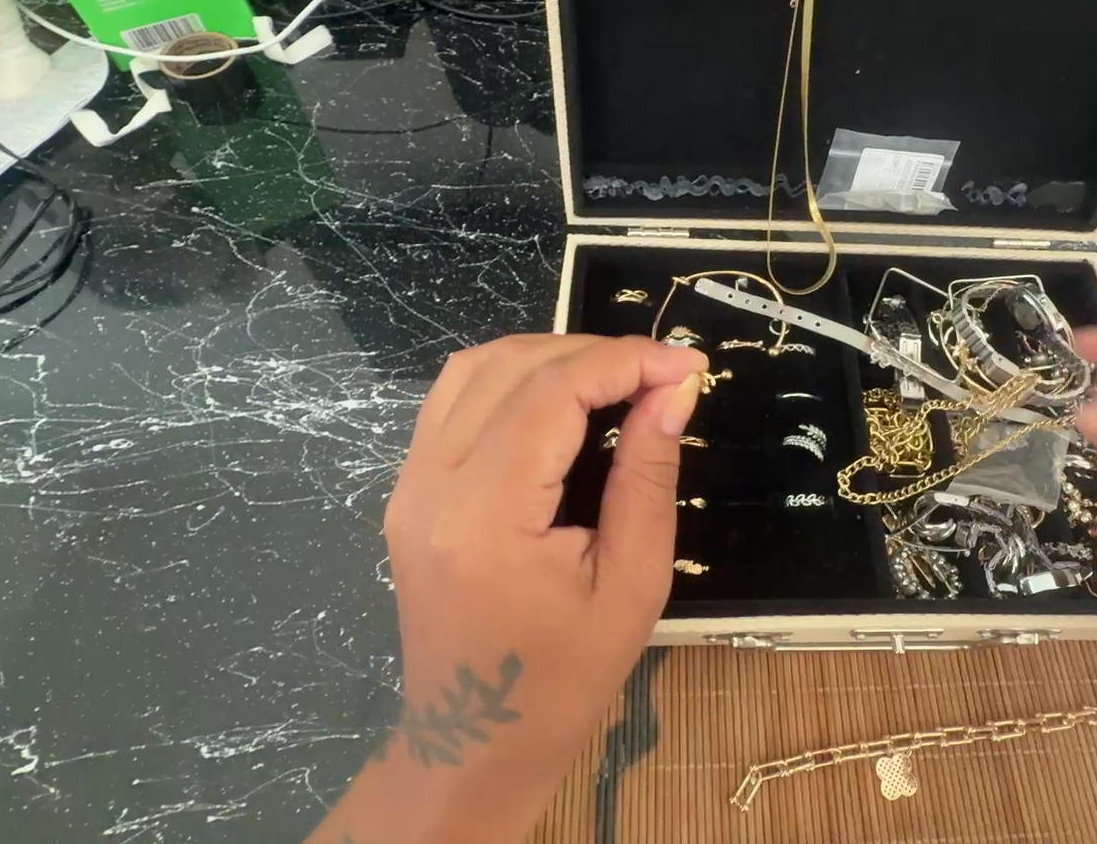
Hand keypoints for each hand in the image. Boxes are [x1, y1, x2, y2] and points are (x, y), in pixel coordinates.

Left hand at [311, 335, 705, 843]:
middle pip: (513, 367)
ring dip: (552, 354)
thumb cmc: (565, 677)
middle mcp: (431, 486)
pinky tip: (559, 393)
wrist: (475, 743)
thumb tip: (676, 389)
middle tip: (661, 372)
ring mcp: (409, 483)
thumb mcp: (633, 582)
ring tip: (616, 375)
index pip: (554, 395)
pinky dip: (513, 374)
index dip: (626, 361)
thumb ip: (649, 475)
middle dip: (596, 352)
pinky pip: (455, 396)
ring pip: (476, 367)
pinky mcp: (408, 486)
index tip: (688, 363)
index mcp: (486, 518)